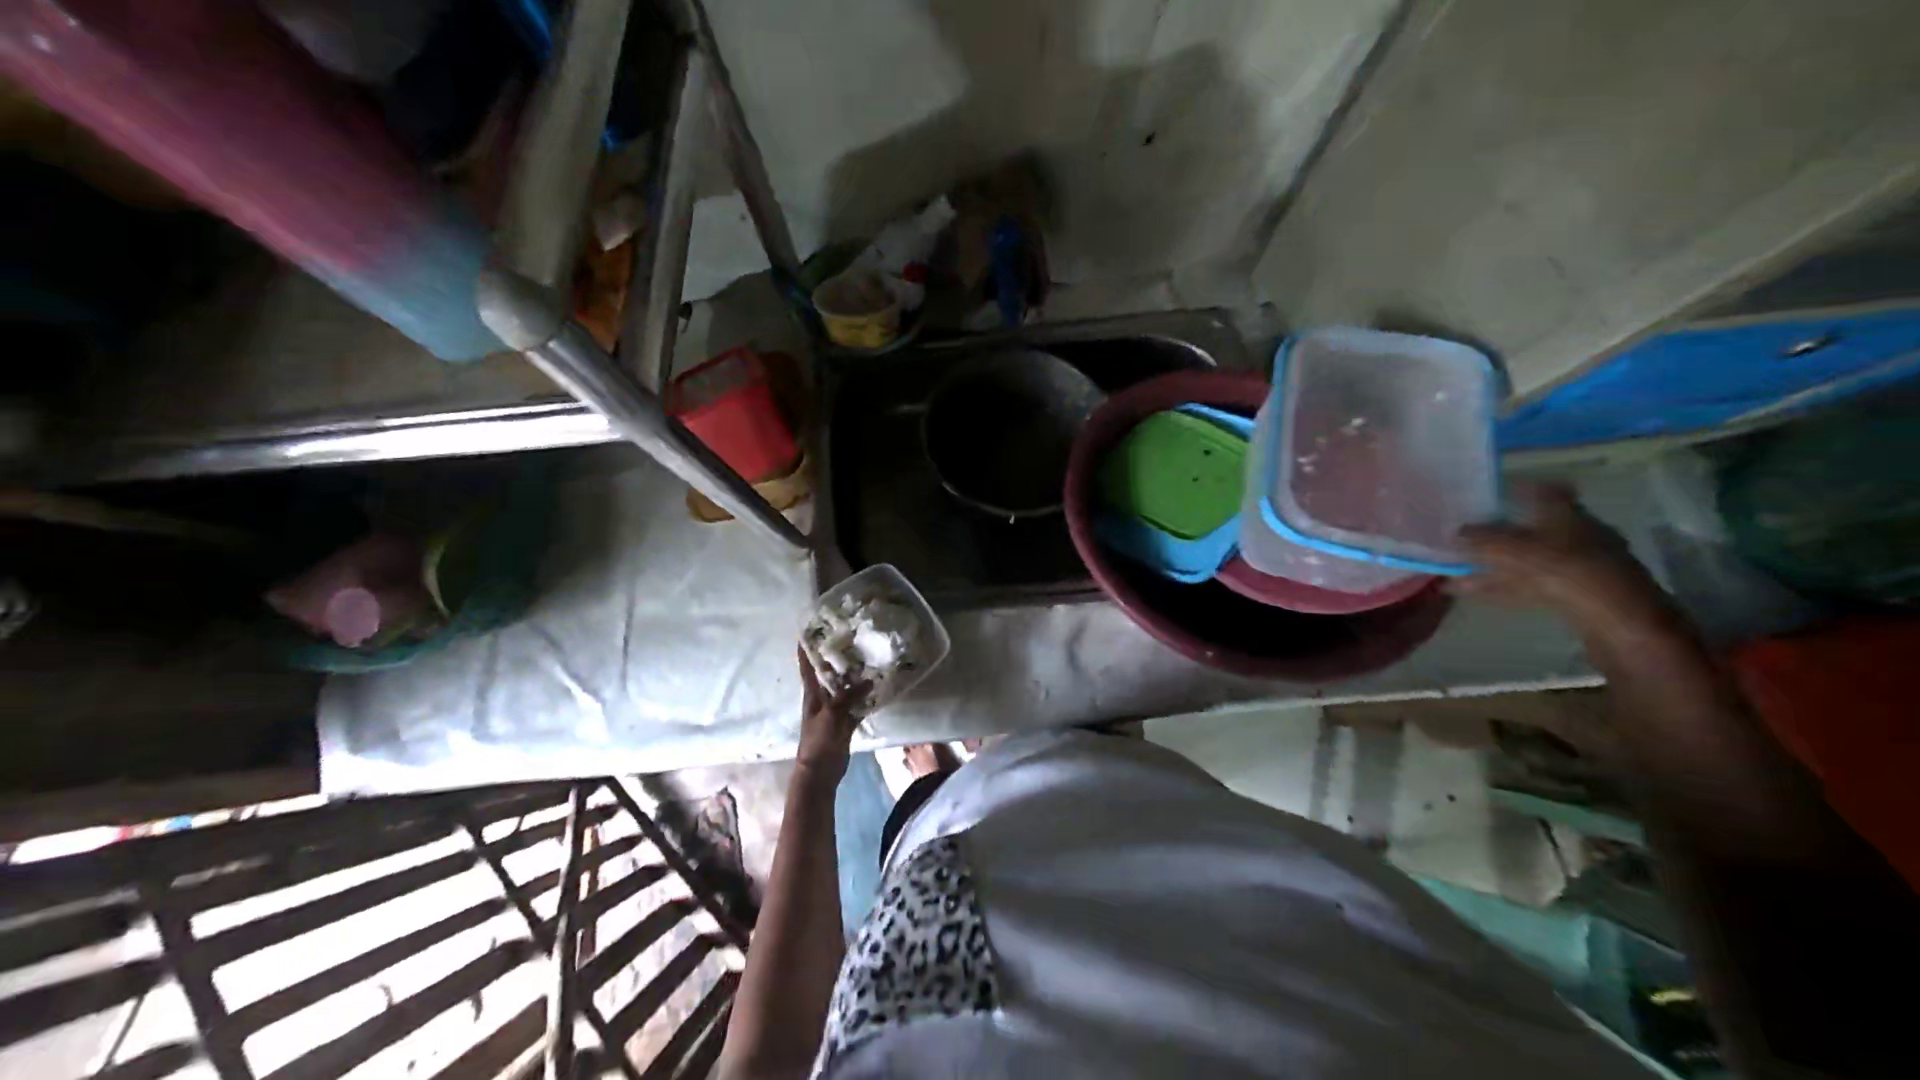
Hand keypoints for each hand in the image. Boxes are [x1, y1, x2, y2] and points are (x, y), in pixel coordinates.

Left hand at [794, 648, 867, 780]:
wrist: (820, 772)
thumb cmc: (818, 741)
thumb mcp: (831, 714)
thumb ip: (848, 696)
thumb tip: (869, 679)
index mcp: (812, 694)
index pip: (807, 667)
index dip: (806, 650)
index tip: (807, 631)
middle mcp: (823, 698)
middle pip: (828, 674)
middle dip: (836, 658)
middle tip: (850, 639)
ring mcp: (835, 710)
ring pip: (845, 689)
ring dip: (854, 677)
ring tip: (868, 659)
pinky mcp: (846, 722)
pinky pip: (857, 705)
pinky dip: (865, 697)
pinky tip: (877, 688)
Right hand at [1455, 483, 1672, 633]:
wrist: (1620, 624)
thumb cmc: (1569, 573)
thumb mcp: (1516, 551)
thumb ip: (1483, 539)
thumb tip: (1456, 531)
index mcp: (1568, 516)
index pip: (1547, 492)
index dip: (1522, 489)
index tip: (1496, 492)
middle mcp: (1576, 537)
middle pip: (1532, 529)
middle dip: (1498, 534)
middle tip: (1466, 536)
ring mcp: (1577, 568)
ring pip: (1527, 561)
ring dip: (1491, 566)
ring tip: (1455, 572)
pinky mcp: (1573, 596)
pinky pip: (1528, 585)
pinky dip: (1500, 587)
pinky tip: (1470, 593)